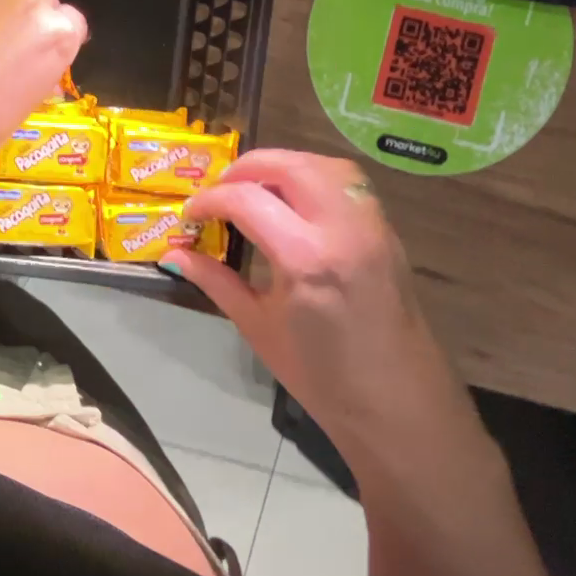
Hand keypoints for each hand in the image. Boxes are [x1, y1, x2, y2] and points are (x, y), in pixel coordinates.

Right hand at [167, 151, 476, 453]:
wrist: (402, 409)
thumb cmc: (321, 377)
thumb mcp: (257, 326)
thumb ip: (215, 280)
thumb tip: (174, 254)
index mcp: (306, 258)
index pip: (245, 198)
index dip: (207, 200)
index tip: (188, 216)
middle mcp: (343, 230)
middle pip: (289, 166)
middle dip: (245, 168)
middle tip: (219, 191)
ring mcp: (372, 229)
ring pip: (325, 166)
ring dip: (284, 165)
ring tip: (254, 189)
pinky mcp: (387, 235)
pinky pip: (348, 185)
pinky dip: (313, 179)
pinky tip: (292, 205)